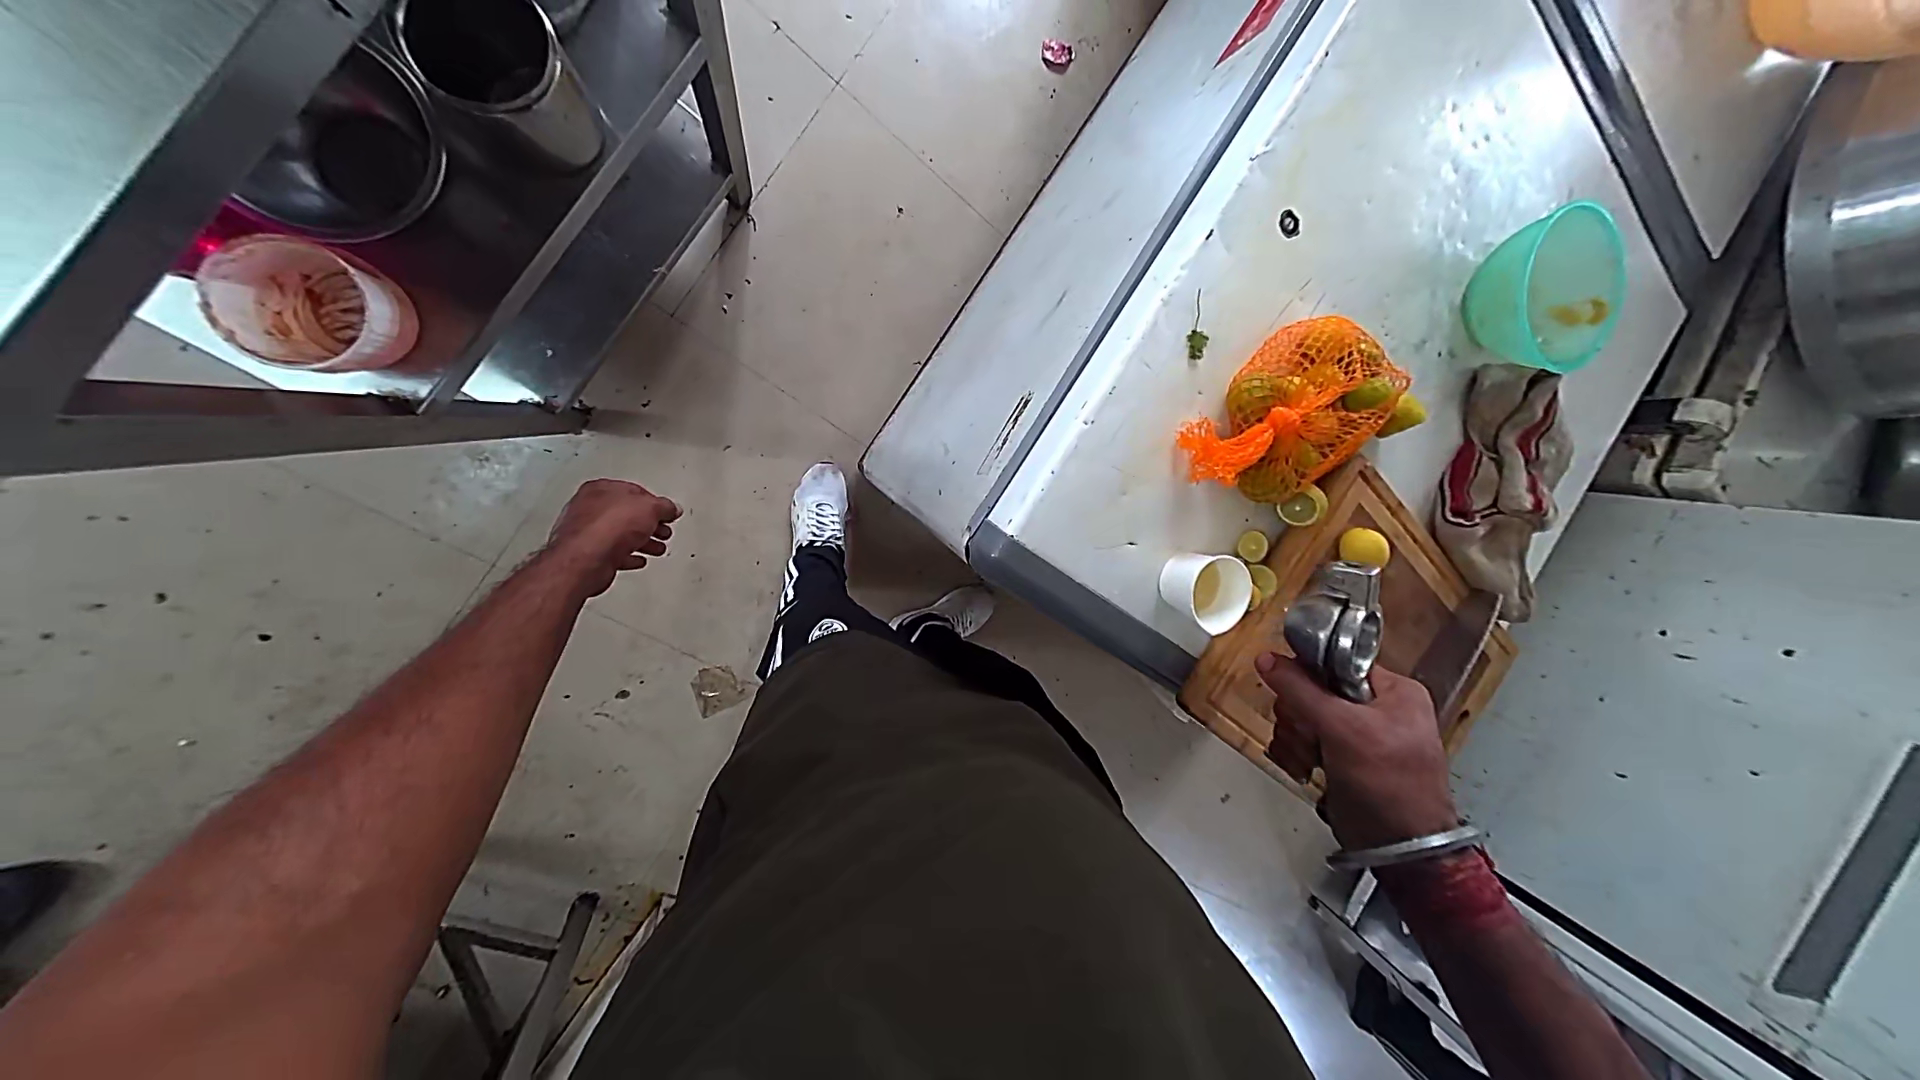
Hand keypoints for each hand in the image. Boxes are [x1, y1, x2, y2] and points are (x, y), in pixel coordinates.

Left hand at [543, 479, 680, 597]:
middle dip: (648, 523)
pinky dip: (626, 555)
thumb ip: (664, 507)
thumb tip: (672, 508)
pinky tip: (637, 559)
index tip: (667, 512)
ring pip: (620, 534)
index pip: (635, 492)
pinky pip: (612, 552)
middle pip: (627, 514)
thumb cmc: (608, 528)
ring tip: (656, 547)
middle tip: (662, 529)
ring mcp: (586, 531)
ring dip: (641, 541)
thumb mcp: (650, 509)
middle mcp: (589, 507)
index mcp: (601, 489)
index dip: (655, 503)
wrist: (587, 559)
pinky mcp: (587, 553)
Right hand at [1256, 653, 1459, 850]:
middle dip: (1301, 715)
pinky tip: (1309, 765)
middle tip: (1312, 735)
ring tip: (1313, 756)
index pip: (1336, 663)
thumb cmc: (1387, 784)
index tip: (1301, 698)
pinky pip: (1304, 737)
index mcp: (1394, 690)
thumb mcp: (1342, 728)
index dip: (1311, 676)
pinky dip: (1299, 751)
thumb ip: (1301, 690)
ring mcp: (1358, 733)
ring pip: (1303, 714)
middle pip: (1312, 689)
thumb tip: (1266, 659)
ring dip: (1297, 736)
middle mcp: (1376, 707)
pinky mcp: (1341, 755)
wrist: (1400, 848)